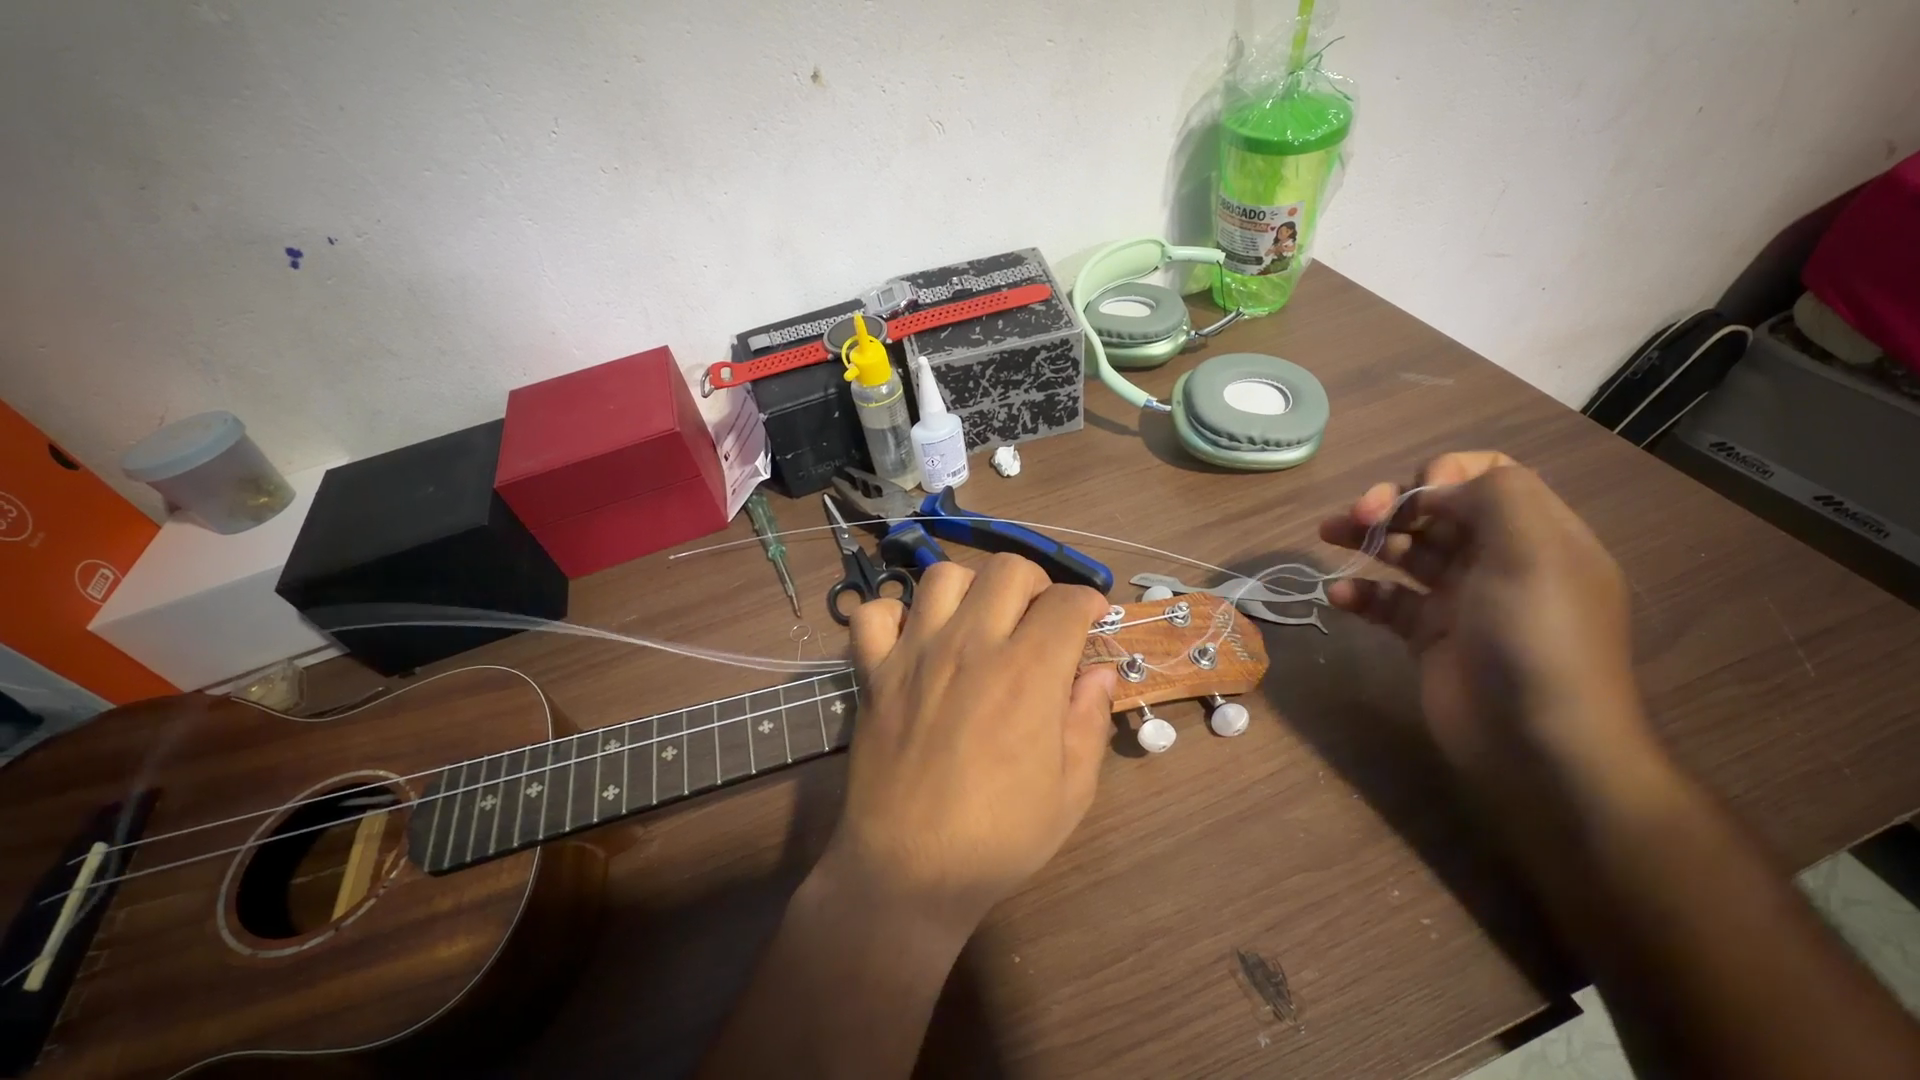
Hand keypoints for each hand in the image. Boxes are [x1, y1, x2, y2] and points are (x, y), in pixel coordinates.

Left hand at [823, 556, 1116, 929]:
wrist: (907, 870)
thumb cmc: (998, 838)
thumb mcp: (1071, 791)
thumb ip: (1088, 720)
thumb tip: (1097, 673)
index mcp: (1027, 672)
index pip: (1067, 601)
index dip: (1089, 604)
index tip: (1092, 622)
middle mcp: (970, 645)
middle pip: (1008, 569)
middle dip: (1037, 584)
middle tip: (1041, 621)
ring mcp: (914, 654)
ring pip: (943, 576)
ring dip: (972, 588)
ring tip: (981, 623)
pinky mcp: (873, 672)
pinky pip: (875, 614)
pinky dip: (896, 614)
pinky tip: (915, 640)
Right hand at [1319, 451, 1653, 782]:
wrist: (1539, 745)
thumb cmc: (1536, 638)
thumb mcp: (1532, 551)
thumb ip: (1491, 495)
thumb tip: (1435, 491)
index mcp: (1535, 533)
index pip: (1487, 475)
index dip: (1442, 472)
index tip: (1412, 495)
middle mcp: (1498, 560)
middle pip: (1437, 509)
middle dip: (1392, 503)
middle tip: (1356, 517)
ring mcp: (1462, 600)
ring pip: (1406, 551)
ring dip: (1367, 538)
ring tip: (1329, 535)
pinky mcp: (1430, 638)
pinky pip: (1388, 602)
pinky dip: (1361, 593)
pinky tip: (1339, 597)